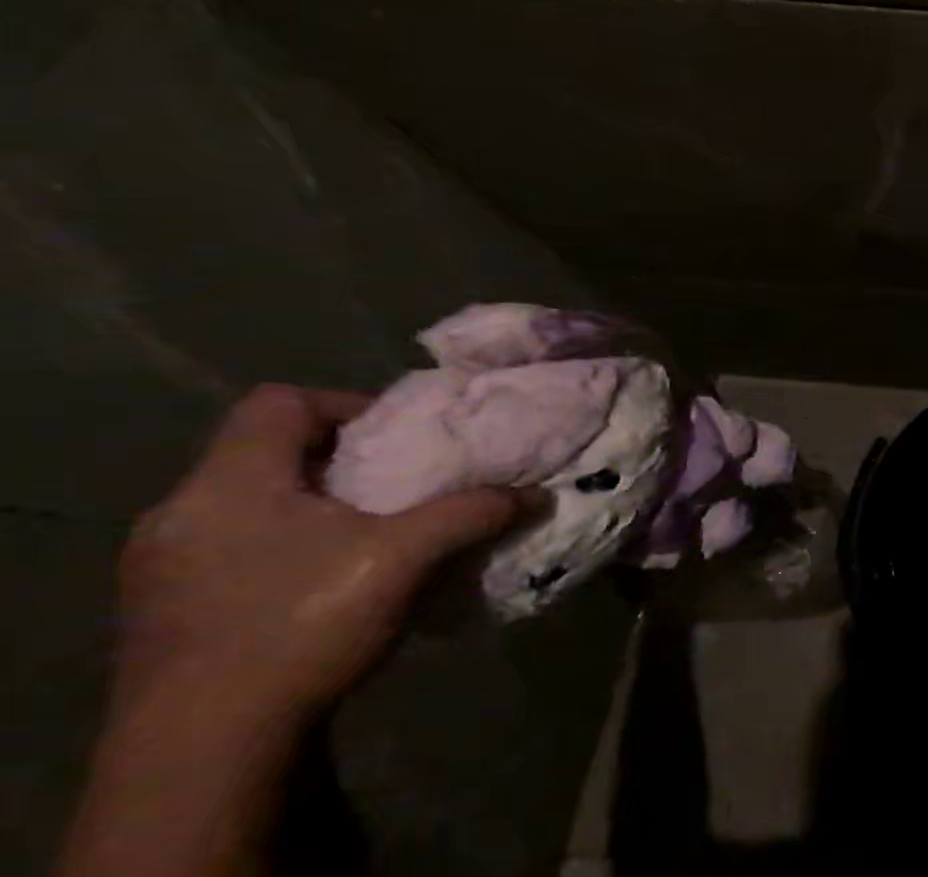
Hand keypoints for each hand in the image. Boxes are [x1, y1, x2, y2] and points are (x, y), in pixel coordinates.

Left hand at [61, 385, 531, 876]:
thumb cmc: (300, 628)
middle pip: (271, 450)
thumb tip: (536, 494)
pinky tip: (331, 580)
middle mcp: (182, 512)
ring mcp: (164, 565)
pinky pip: (240, 545)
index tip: (402, 437)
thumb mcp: (405, 560)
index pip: (279, 402)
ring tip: (376, 531)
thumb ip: (471, 514)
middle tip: (402, 484)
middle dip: (345, 459)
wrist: (204, 752)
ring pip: (256, 502)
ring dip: (319, 505)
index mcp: (228, 483)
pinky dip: (292, 543)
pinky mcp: (168, 608)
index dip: (348, 404)